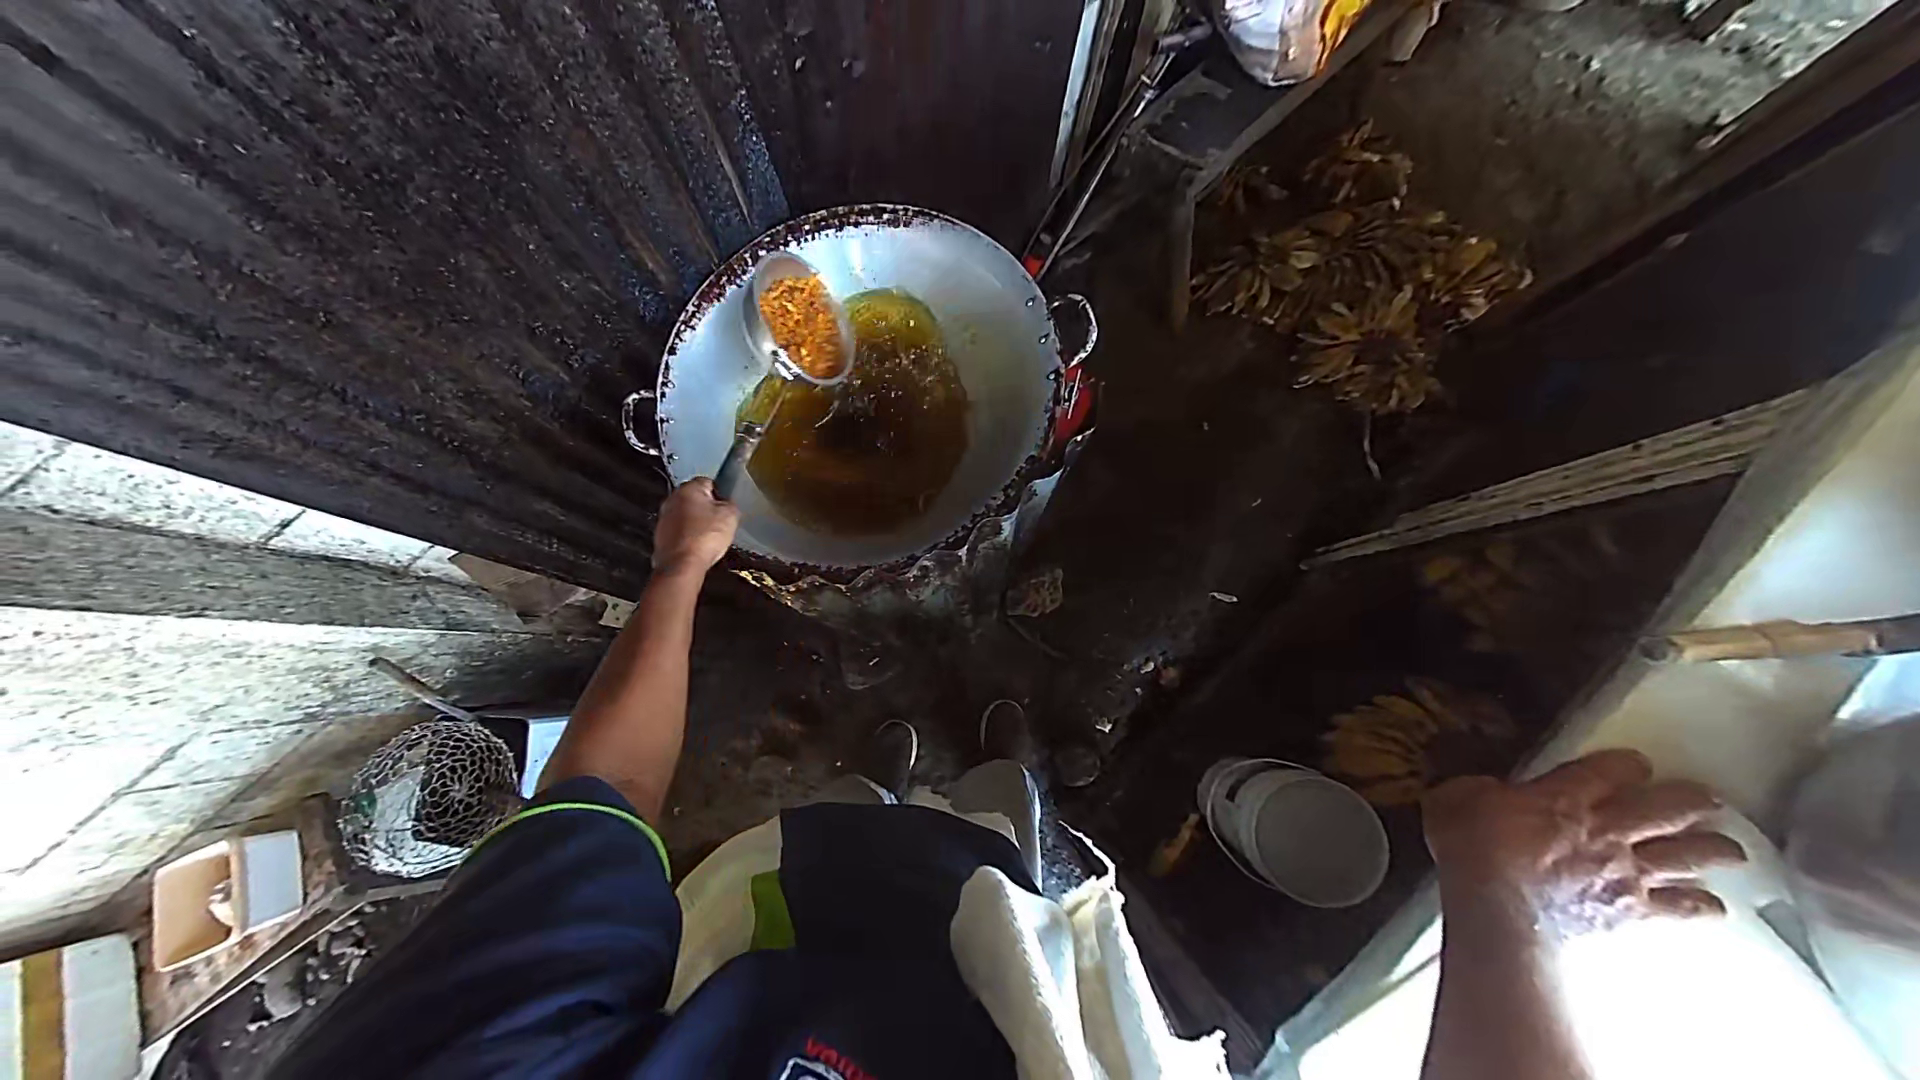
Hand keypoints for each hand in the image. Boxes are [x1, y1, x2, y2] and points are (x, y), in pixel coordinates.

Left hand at [651, 478, 738, 574]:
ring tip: (709, 537)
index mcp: (688, 488)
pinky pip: (679, 532)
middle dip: (707, 509)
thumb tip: (727, 504)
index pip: (708, 482)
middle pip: (695, 499)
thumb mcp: (731, 516)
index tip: (727, 507)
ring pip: (686, 515)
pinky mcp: (660, 536)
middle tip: (720, 523)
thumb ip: (730, 504)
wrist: (683, 564)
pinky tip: (698, 546)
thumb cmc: (705, 537)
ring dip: (696, 523)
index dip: (721, 494)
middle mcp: (672, 499)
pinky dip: (688, 537)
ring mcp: (664, 518)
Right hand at [1423, 749, 1747, 938]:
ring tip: (1729, 847)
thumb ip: (1480, 787)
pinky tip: (1712, 902)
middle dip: (1692, 801)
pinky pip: (1684, 907)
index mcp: (1564, 797)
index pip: (1611, 769)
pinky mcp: (1636, 911)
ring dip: (1713, 850)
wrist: (1498, 914)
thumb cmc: (1470, 850)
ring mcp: (1628, 872)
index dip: (1627, 762)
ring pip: (1690, 855)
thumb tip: (1489, 786)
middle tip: (1708, 798)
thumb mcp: (1455, 799)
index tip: (1635, 762)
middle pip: (1667, 809)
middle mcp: (1608, 829)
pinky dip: (1702, 904)